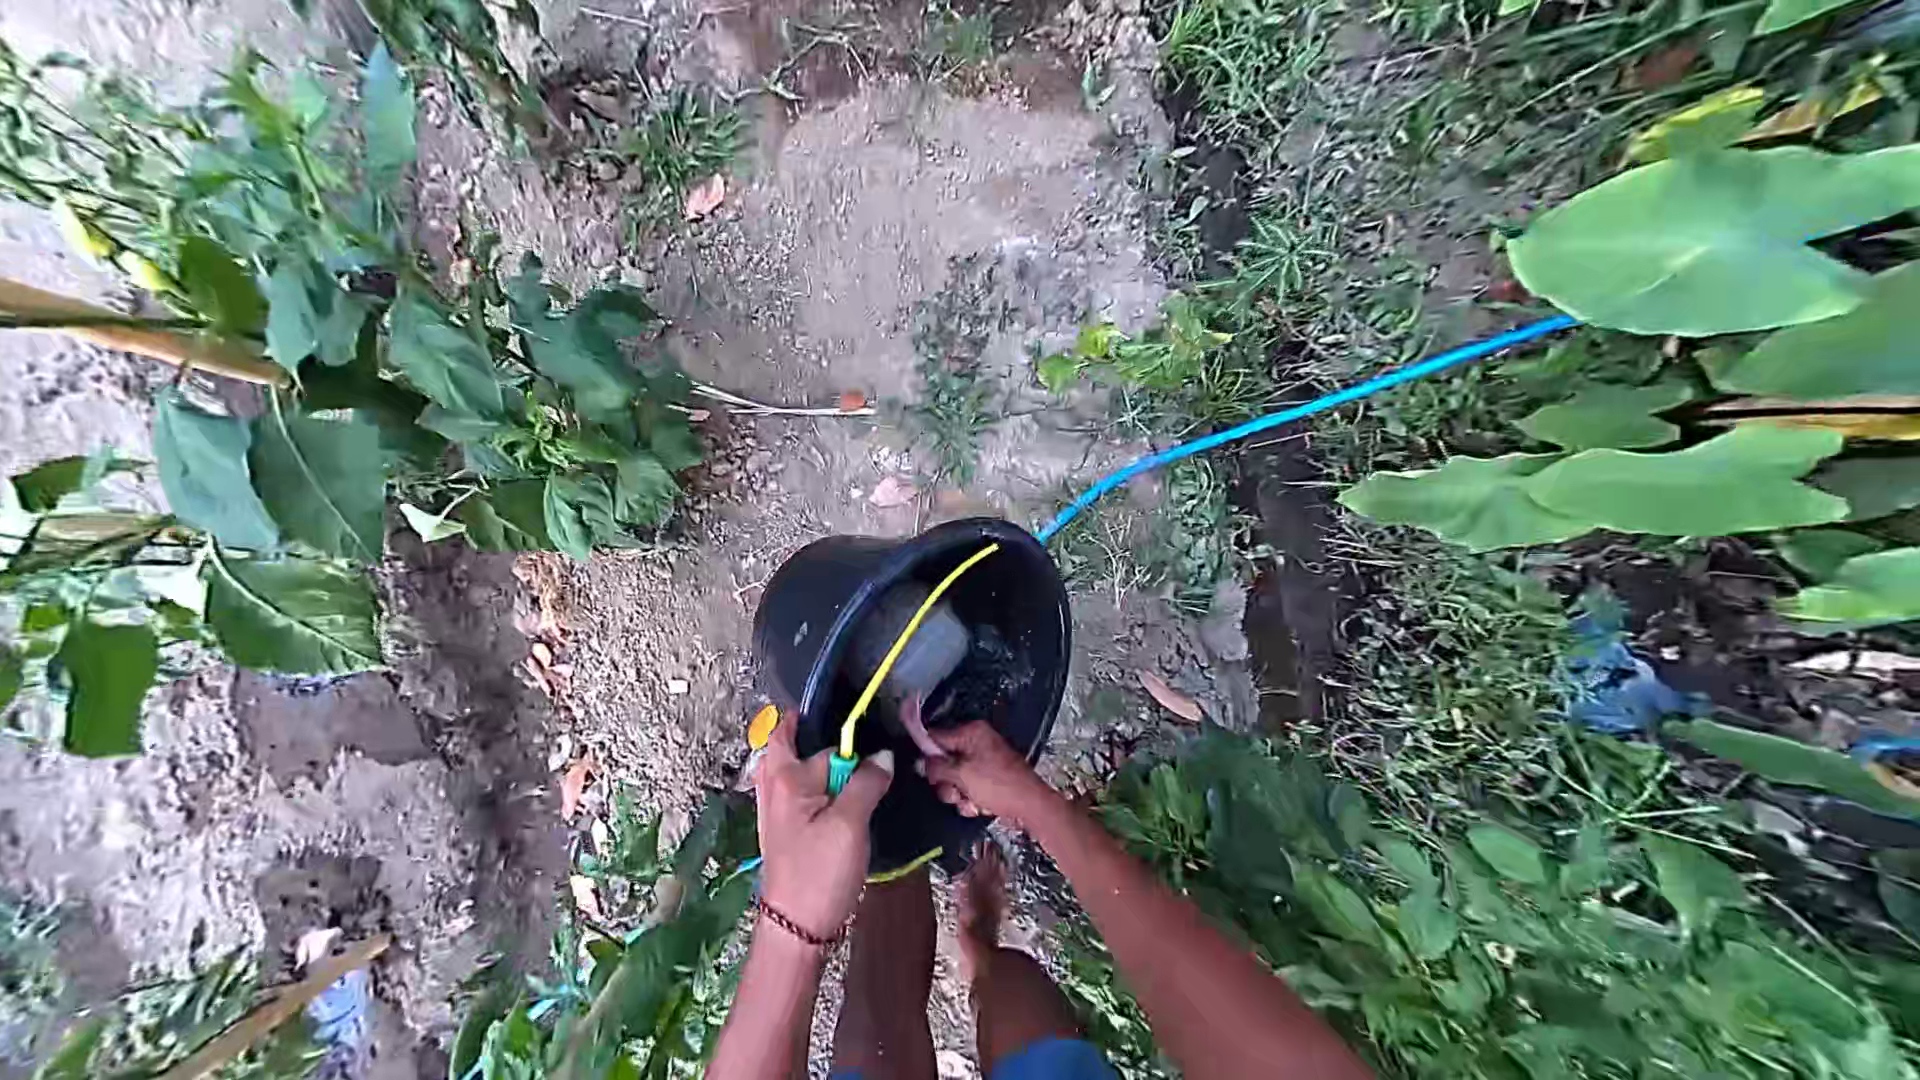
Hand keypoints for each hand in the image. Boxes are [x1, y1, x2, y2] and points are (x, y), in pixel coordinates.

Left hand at [754, 717, 893, 941]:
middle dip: (827, 743)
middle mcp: (775, 786)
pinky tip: (849, 802)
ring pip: (802, 770)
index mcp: (785, 777)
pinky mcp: (788, 828)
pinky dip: (826, 789)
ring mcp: (778, 808)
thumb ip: (867, 781)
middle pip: (796, 745)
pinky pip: (806, 792)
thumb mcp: (850, 823)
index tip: (866, 728)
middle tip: (861, 754)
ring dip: (829, 770)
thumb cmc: (820, 872)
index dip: (839, 733)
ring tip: (860, 779)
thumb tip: (884, 755)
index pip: (816, 738)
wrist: (797, 932)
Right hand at [920, 720, 1057, 826]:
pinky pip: (966, 789)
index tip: (924, 769)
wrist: (1029, 807)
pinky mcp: (986, 780)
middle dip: (946, 781)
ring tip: (971, 799)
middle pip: (943, 761)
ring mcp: (982, 763)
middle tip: (956, 789)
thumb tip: (923, 762)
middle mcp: (976, 744)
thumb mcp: (962, 774)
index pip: (936, 736)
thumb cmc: (1001, 785)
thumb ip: (937, 767)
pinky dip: (970, 800)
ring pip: (953, 779)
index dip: (927, 754)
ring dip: (958, 794)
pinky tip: (979, 805)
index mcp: (972, 733)